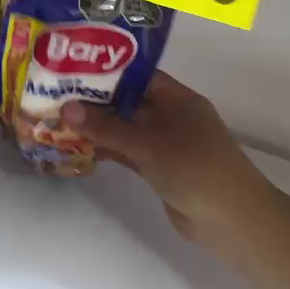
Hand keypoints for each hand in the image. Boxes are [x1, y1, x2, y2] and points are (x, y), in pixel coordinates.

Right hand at [60, 71, 276, 241]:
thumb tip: (65, 108)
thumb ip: (105, 127)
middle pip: (127, 100)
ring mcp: (166, 143)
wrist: (233, 221)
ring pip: (126, 127)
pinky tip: (78, 145)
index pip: (136, 74)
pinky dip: (107, 148)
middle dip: (95, 98)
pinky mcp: (160, 168)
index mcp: (177, 99)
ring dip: (98, 125)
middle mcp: (172, 116)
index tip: (71, 67)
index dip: (105, 69)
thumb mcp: (146, 143)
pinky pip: (128, 150)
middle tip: (56, 92)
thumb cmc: (194, 167)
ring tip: (59, 117)